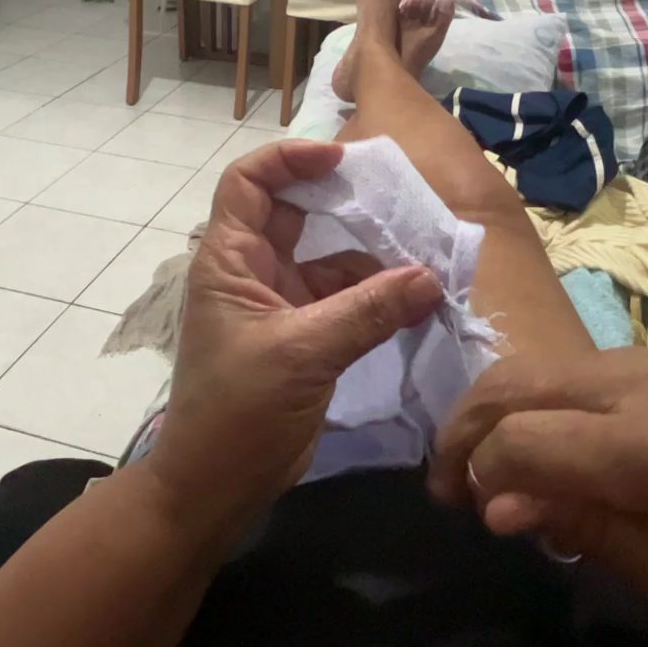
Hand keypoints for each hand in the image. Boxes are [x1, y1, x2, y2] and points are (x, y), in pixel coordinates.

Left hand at [146, 141, 445, 529]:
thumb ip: (367, 312)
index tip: (340, 158)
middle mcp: (253, 272)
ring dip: (369, 258)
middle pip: (294, 215)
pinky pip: (343, 301)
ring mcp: (280, 305)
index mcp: (229, 260)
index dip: (288, 160)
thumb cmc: (238, 411)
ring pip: (327, 260)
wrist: (216, 487)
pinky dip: (375, 297)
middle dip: (341, 204)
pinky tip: (414, 300)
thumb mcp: (301, 353)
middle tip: (395, 199)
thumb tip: (431, 277)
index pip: (249, 183)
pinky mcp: (303, 337)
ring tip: (422, 254)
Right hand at [454, 350, 647, 630]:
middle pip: (511, 387)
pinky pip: (547, 372)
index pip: (529, 440)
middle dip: (463, 435)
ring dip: (481, 413)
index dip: (485, 477)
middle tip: (446, 489)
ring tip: (470, 469)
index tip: (480, 519)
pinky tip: (516, 447)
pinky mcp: (631, 360)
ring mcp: (633, 361)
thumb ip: (589, 534)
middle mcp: (635, 384)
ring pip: (520, 369)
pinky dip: (513, 404)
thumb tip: (497, 510)